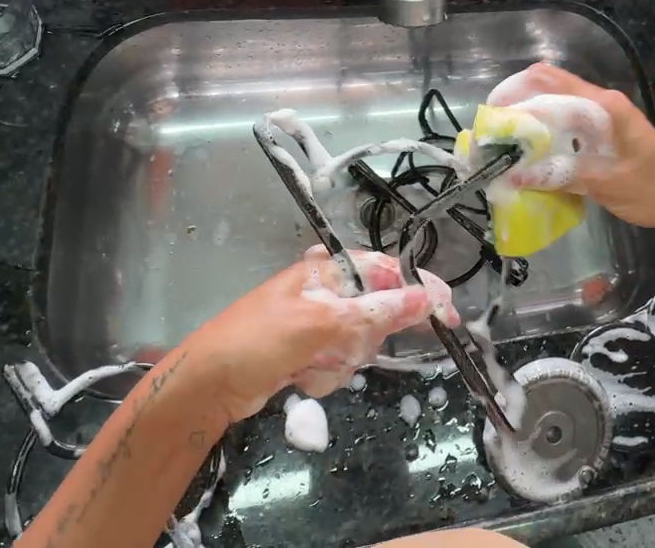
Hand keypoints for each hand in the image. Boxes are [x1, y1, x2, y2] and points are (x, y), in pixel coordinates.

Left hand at [185, 245, 457, 420]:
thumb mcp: (319, 323)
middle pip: (380, 311)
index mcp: (331, 268)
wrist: (207, 385)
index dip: (420, 291)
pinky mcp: (313, 350)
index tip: (447, 315)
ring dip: (343, 360)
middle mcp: (330, 290)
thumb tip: (425, 299)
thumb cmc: (258, 340)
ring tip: (309, 365)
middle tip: (339, 351)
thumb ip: (374, 312)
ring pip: (364, 342)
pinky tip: (302, 376)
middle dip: (365, 338)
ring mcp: (322, 321)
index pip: (391, 271)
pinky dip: (328, 373)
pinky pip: (343, 361)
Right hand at [489, 63, 654, 231]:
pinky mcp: (603, 134)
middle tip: (494, 132)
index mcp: (604, 105)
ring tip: (505, 145)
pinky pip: (568, 126)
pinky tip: (532, 156)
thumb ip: (561, 175)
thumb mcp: (606, 184)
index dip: (518, 92)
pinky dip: (547, 135)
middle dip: (519, 106)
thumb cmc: (653, 189)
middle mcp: (601, 103)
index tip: (493, 114)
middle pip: (551, 90)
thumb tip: (513, 175)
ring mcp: (602, 118)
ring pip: (558, 108)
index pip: (552, 83)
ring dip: (532, 122)